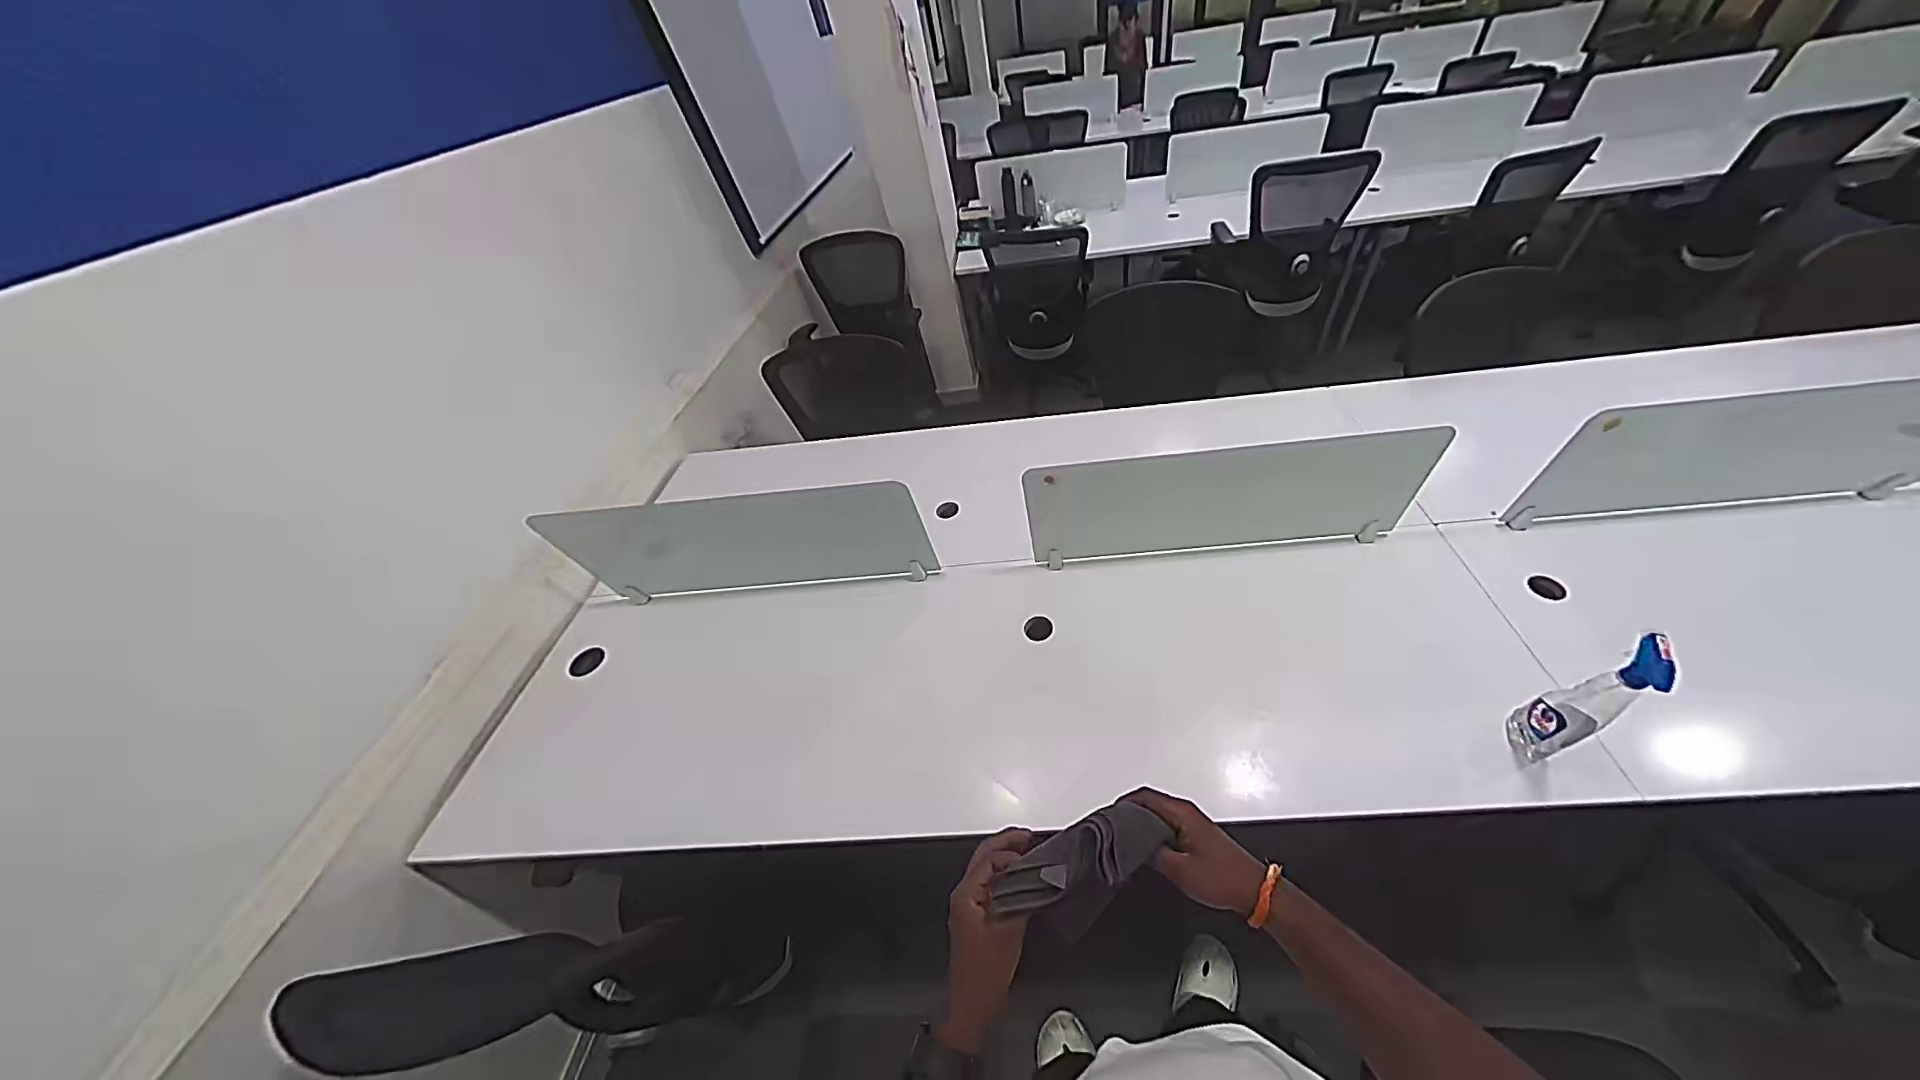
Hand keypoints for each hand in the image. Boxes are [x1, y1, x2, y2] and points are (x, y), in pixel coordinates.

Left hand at [934, 827, 1032, 1053]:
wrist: (972, 1004)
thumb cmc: (983, 974)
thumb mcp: (1008, 932)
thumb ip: (1020, 900)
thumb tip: (1034, 881)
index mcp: (965, 895)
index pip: (987, 859)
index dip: (1009, 853)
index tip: (1029, 852)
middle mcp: (964, 896)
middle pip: (982, 858)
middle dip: (1004, 844)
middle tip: (1026, 837)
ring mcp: (968, 906)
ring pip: (986, 870)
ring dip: (1004, 858)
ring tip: (1025, 852)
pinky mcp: (976, 916)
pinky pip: (990, 885)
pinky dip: (1005, 876)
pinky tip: (1019, 880)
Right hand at [1124, 787, 1267, 917]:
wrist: (1255, 891)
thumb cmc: (1225, 879)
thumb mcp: (1179, 870)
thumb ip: (1152, 853)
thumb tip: (1134, 845)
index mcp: (1182, 813)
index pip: (1144, 796)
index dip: (1124, 803)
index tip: (1110, 814)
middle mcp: (1187, 813)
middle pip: (1150, 802)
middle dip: (1130, 812)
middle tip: (1114, 828)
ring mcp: (1192, 823)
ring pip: (1158, 815)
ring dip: (1142, 824)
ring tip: (1127, 840)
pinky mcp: (1196, 834)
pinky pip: (1167, 825)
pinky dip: (1153, 832)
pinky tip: (1148, 849)